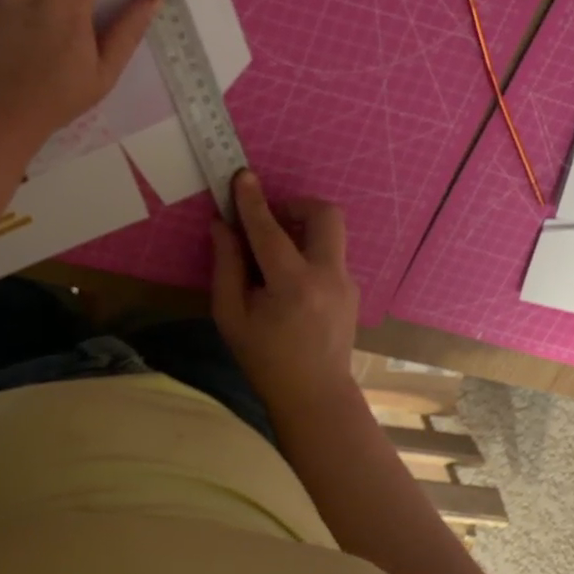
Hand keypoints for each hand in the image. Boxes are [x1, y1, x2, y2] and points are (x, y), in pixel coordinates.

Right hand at [210, 171, 359, 409]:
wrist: (315, 397)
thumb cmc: (264, 359)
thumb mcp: (231, 316)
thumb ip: (226, 266)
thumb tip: (221, 226)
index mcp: (293, 285)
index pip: (270, 231)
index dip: (252, 202)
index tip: (242, 176)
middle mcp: (327, 276)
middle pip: (325, 215)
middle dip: (295, 205)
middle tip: (269, 219)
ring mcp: (346, 282)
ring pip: (329, 233)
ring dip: (300, 229)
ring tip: (272, 255)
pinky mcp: (351, 290)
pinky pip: (328, 254)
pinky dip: (306, 252)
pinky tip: (286, 281)